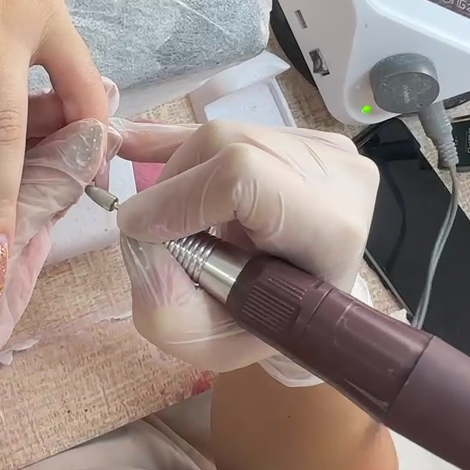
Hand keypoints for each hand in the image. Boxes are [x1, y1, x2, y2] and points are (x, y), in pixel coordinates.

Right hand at [114, 120, 378, 381]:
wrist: (303, 310)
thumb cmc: (263, 329)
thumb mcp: (208, 343)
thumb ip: (164, 302)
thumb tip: (138, 232)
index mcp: (330, 230)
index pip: (242, 176)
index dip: (178, 198)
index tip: (142, 232)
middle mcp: (337, 174)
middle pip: (222, 146)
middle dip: (170, 188)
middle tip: (159, 233)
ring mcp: (320, 147)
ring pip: (215, 135)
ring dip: (177, 176)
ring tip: (176, 220)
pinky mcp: (295, 132)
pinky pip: (217, 125)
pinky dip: (168, 141)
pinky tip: (132, 146)